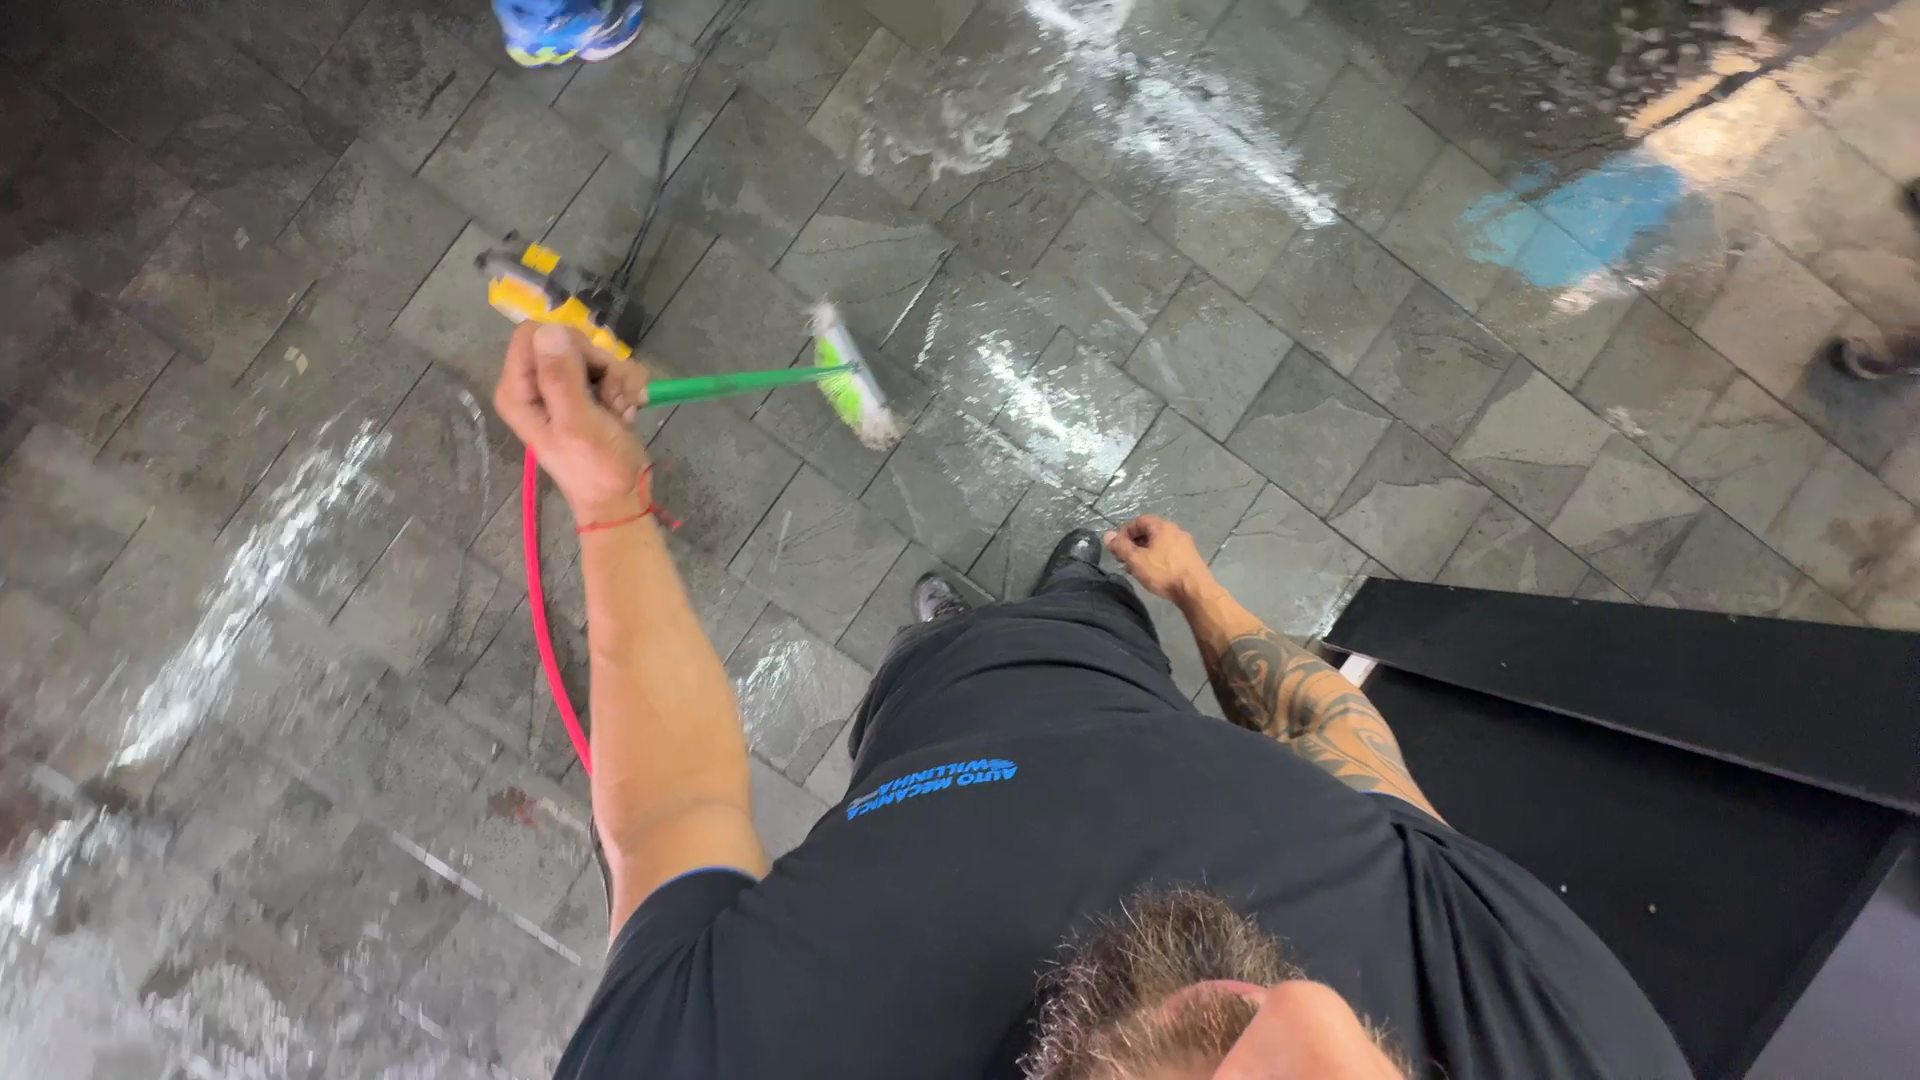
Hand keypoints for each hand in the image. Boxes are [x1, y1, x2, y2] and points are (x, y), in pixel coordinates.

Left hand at [493, 322, 652, 521]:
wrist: (622, 497)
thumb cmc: (595, 468)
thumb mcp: (577, 424)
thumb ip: (560, 377)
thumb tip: (551, 330)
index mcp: (519, 390)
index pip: (535, 335)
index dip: (570, 346)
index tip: (592, 373)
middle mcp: (539, 384)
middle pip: (572, 342)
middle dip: (602, 367)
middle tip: (614, 399)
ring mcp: (569, 388)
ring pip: (599, 356)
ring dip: (621, 381)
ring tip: (623, 411)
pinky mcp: (595, 395)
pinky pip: (616, 371)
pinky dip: (629, 388)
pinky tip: (630, 411)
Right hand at [1105, 515, 1217, 608]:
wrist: (1195, 590)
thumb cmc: (1163, 572)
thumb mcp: (1136, 560)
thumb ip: (1120, 547)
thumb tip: (1107, 535)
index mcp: (1162, 527)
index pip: (1139, 520)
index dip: (1125, 532)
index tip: (1118, 547)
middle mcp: (1176, 531)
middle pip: (1150, 531)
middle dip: (1134, 544)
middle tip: (1125, 559)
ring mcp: (1185, 544)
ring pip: (1159, 543)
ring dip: (1145, 553)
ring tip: (1137, 568)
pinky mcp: (1191, 558)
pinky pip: (1169, 552)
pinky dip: (1158, 558)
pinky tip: (1154, 573)